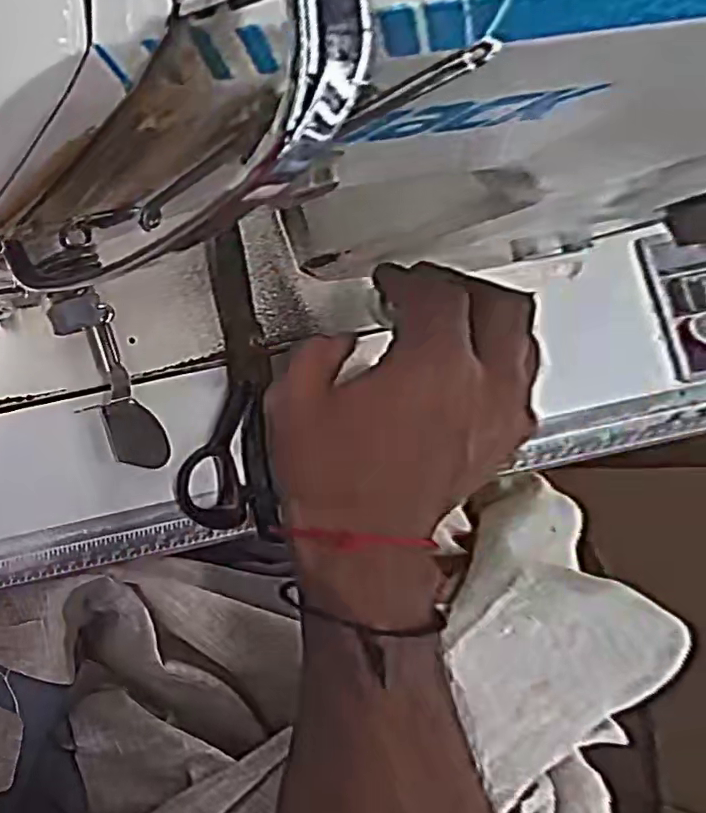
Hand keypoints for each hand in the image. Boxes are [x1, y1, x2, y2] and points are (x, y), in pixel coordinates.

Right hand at [266, 262, 538, 543]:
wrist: (360, 531)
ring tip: (454, 318)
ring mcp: (500, 410)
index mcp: (429, 366)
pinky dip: (498, 358)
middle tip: (428, 286)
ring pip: (522, 340)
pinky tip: (468, 365)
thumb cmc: (329, 476)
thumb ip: (314, 355)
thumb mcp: (290, 403)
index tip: (393, 281)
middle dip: (461, 287)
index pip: (437, 298)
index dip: (411, 281)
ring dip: (488, 319)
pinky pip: (519, 378)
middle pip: (500, 306)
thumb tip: (335, 342)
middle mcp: (480, 382)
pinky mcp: (504, 435)